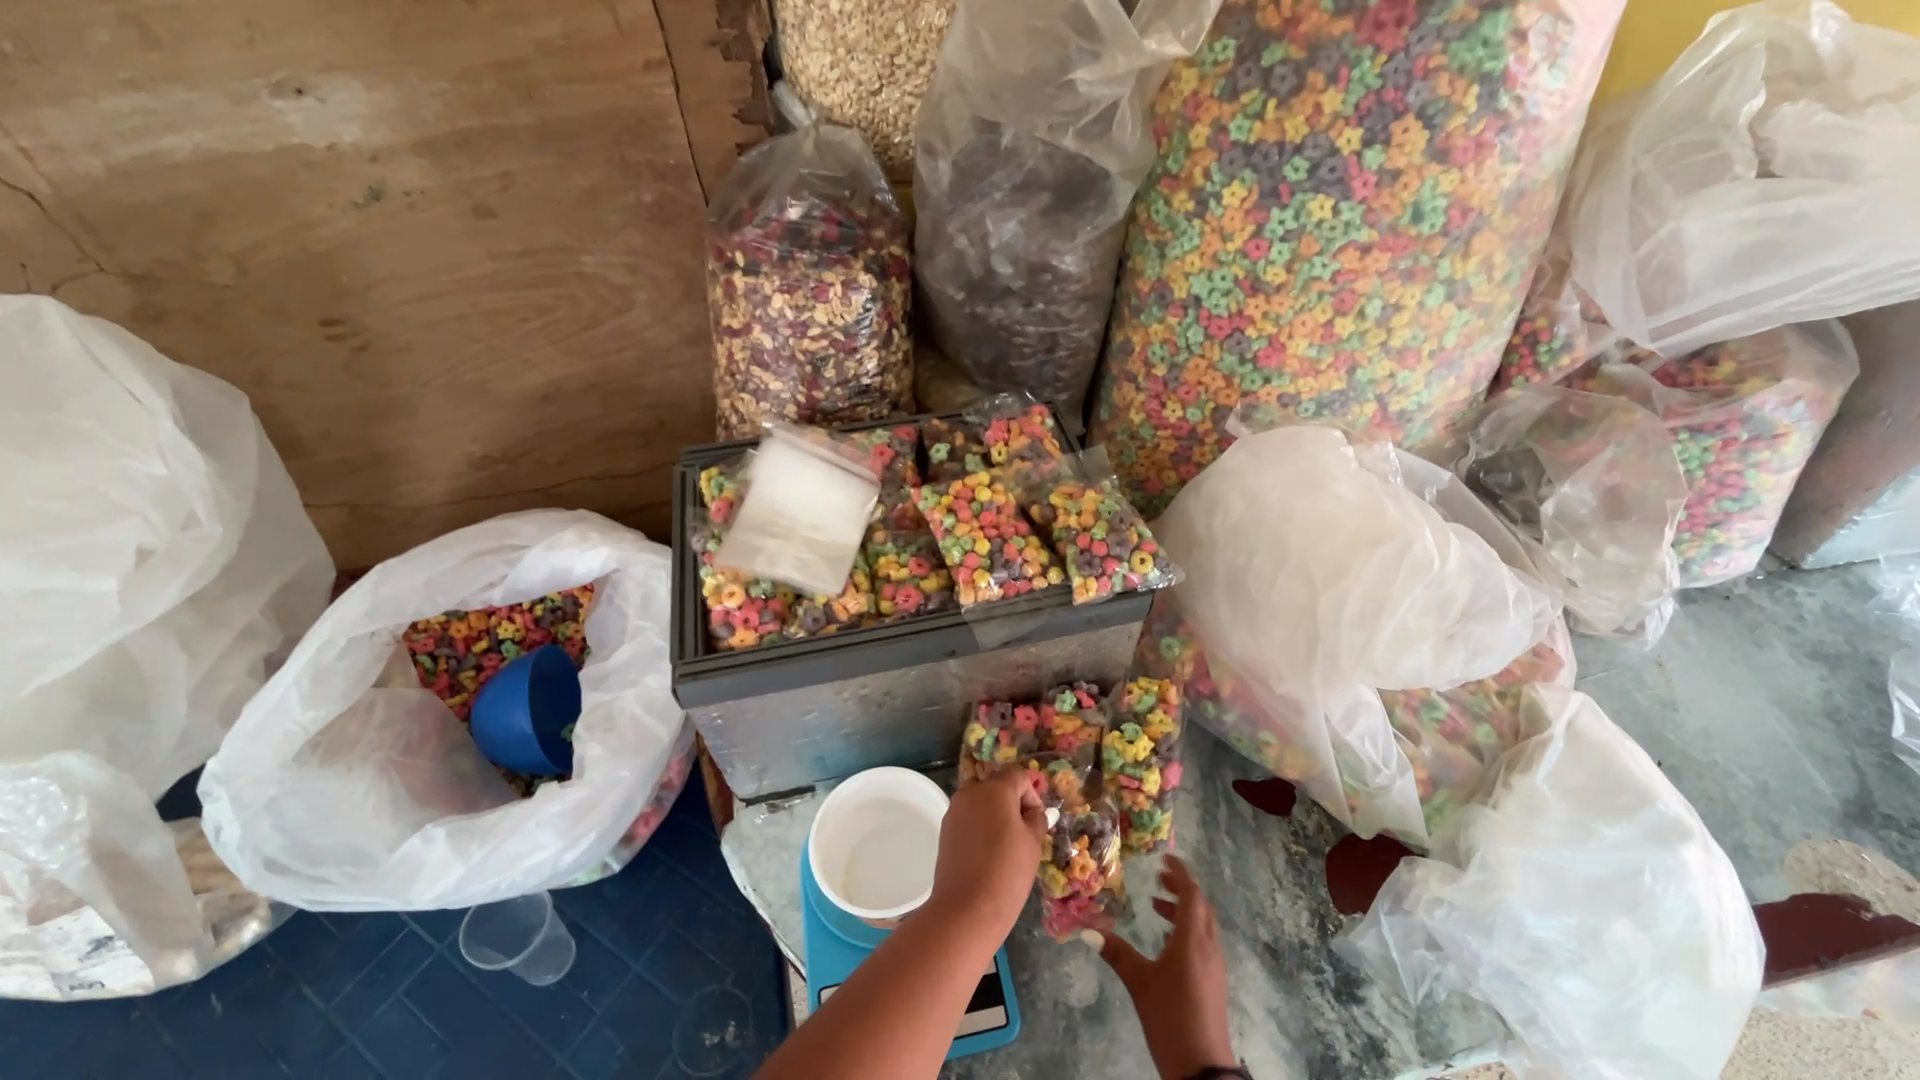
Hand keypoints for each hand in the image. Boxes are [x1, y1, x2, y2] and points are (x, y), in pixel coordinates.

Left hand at [927, 769, 1047, 937]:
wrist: (967, 908)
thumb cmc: (1008, 871)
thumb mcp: (1033, 842)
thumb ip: (1036, 819)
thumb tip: (1034, 813)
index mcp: (994, 789)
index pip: (1019, 776)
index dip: (1033, 796)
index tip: (1037, 823)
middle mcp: (970, 793)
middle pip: (998, 787)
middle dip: (1013, 805)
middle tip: (1025, 835)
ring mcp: (954, 812)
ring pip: (982, 804)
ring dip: (996, 817)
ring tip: (1007, 848)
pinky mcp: (945, 831)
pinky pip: (969, 820)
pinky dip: (981, 829)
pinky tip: (988, 856)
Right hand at [1091, 856, 1235, 1079]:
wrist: (1201, 1066)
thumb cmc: (1170, 1016)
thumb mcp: (1139, 982)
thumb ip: (1117, 953)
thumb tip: (1087, 930)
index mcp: (1193, 940)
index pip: (1192, 894)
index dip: (1181, 873)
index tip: (1165, 858)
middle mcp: (1209, 947)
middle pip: (1201, 907)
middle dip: (1182, 889)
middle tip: (1159, 879)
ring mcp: (1215, 965)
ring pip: (1204, 925)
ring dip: (1184, 910)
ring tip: (1157, 907)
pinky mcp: (1214, 981)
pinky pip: (1204, 942)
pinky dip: (1188, 930)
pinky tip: (1167, 942)